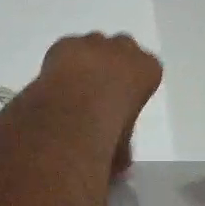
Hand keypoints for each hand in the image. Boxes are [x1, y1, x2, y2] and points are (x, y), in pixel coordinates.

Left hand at [39, 33, 163, 173]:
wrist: (76, 110)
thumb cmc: (111, 129)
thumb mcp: (125, 145)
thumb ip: (123, 145)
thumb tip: (117, 163)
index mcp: (148, 70)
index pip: (148, 70)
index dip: (134, 84)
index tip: (122, 100)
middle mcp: (125, 49)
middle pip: (122, 49)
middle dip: (112, 64)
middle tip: (98, 90)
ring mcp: (95, 43)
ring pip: (94, 45)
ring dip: (88, 60)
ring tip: (74, 87)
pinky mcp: (67, 43)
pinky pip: (68, 50)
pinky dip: (63, 62)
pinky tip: (56, 82)